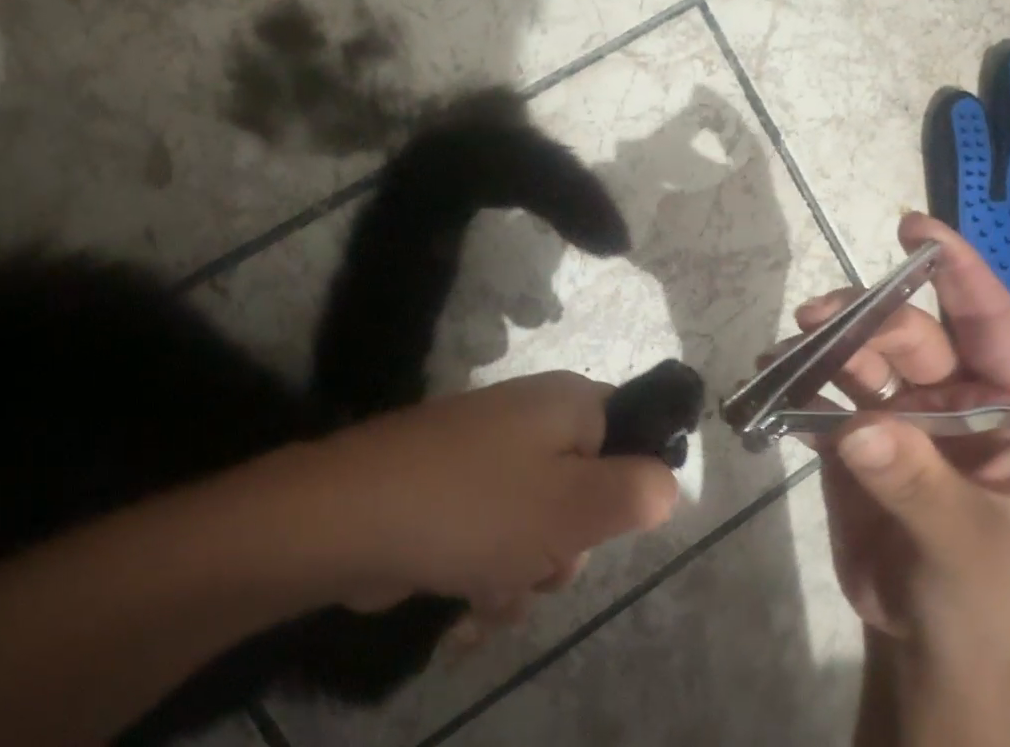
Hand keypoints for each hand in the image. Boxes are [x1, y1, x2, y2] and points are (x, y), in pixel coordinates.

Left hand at [297, 372, 679, 612]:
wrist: (342, 521)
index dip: (631, 481)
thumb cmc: (475, 509)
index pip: (632, 428)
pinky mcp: (446, 494)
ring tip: (493, 587)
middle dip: (570, 544)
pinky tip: (466, 604)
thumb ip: (638, 492)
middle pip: (585, 489)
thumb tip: (666, 481)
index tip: (609, 520)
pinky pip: (492, 537)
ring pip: (538, 526)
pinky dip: (488, 574)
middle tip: (546, 560)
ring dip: (527, 572)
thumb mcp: (577, 506)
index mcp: (565, 404)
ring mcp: (481, 457)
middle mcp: (526, 420)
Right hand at [779, 214, 1009, 662]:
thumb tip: (863, 427)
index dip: (960, 272)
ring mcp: (899, 418)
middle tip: (815, 322)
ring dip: (823, 346)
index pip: (991, 324)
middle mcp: (953, 401)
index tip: (914, 229)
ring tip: (782, 354)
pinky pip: (822, 396)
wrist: (919, 640)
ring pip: (861, 357)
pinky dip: (796, 386)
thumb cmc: (969, 592)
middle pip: (910, 335)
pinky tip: (770, 384)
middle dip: (866, 320)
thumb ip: (918, 484)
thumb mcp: (961, 544)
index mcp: (1006, 411)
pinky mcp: (851, 439)